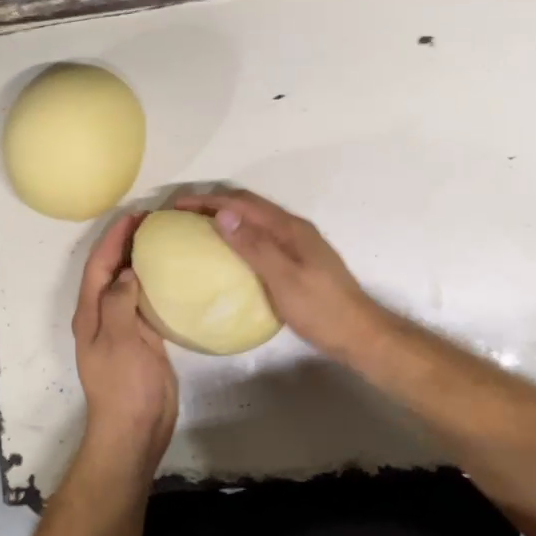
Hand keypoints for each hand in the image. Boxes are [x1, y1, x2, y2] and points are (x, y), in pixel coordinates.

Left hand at [72, 212, 178, 474]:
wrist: (135, 429)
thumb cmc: (123, 386)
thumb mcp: (118, 341)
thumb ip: (119, 302)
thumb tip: (125, 270)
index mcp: (90, 312)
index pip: (98, 265)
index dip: (113, 239)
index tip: (135, 216)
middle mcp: (103, 315)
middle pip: (111, 270)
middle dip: (126, 244)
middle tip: (153, 220)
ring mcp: (124, 327)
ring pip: (129, 284)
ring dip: (141, 260)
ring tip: (165, 238)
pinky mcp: (144, 339)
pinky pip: (147, 303)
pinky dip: (157, 284)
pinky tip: (175, 275)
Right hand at [174, 189, 394, 360]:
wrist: (360, 336)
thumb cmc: (321, 310)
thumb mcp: (283, 279)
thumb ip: (254, 246)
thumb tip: (222, 214)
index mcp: (289, 228)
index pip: (242, 203)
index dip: (207, 200)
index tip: (176, 206)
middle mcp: (293, 229)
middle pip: (248, 205)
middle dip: (213, 203)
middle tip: (181, 214)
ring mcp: (297, 244)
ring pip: (254, 219)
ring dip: (225, 216)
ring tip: (197, 227)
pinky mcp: (297, 259)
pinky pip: (260, 236)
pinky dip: (238, 234)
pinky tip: (227, 252)